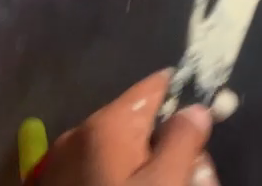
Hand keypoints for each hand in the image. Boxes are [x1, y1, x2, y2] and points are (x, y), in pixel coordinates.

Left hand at [35, 72, 217, 185]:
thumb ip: (184, 139)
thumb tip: (193, 109)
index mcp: (106, 124)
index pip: (157, 87)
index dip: (185, 100)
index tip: (204, 127)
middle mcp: (77, 136)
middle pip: (138, 124)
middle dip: (165, 147)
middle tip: (187, 180)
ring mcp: (57, 168)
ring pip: (117, 153)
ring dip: (142, 170)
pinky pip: (94, 175)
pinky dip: (114, 182)